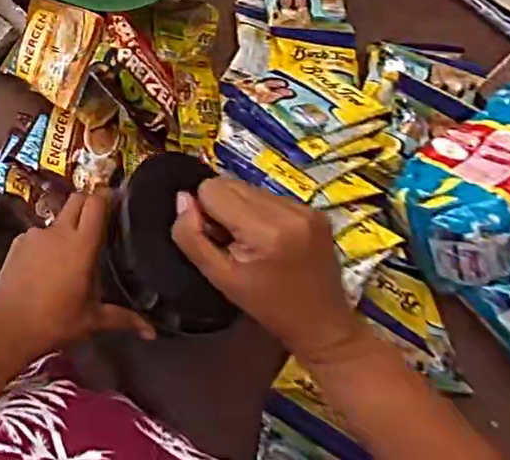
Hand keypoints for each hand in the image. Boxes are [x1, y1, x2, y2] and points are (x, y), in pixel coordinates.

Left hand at [0, 192, 155, 356]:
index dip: (106, 197)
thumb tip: (151, 331)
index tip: (118, 196)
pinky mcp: (18, 240)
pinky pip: (40, 235)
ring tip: (77, 250)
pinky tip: (51, 263)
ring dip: (69, 228)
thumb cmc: (58, 319)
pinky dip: (49, 242)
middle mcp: (57, 232)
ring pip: (58, 220)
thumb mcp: (94, 319)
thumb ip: (123, 318)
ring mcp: (34, 233)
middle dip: (89, 202)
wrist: (11, 320)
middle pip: (75, 201)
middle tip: (103, 215)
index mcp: (80, 246)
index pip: (94, 206)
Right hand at [171, 178, 367, 365]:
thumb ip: (188, 234)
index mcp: (266, 231)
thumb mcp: (217, 276)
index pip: (210, 189)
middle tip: (234, 240)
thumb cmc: (267, 304)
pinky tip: (270, 236)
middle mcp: (290, 213)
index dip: (205, 211)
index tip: (218, 238)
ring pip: (244, 186)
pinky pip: (264, 194)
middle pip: (227, 183)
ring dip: (239, 207)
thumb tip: (184, 198)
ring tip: (253, 239)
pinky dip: (258, 210)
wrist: (325, 326)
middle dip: (221, 206)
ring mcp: (306, 210)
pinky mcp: (315, 211)